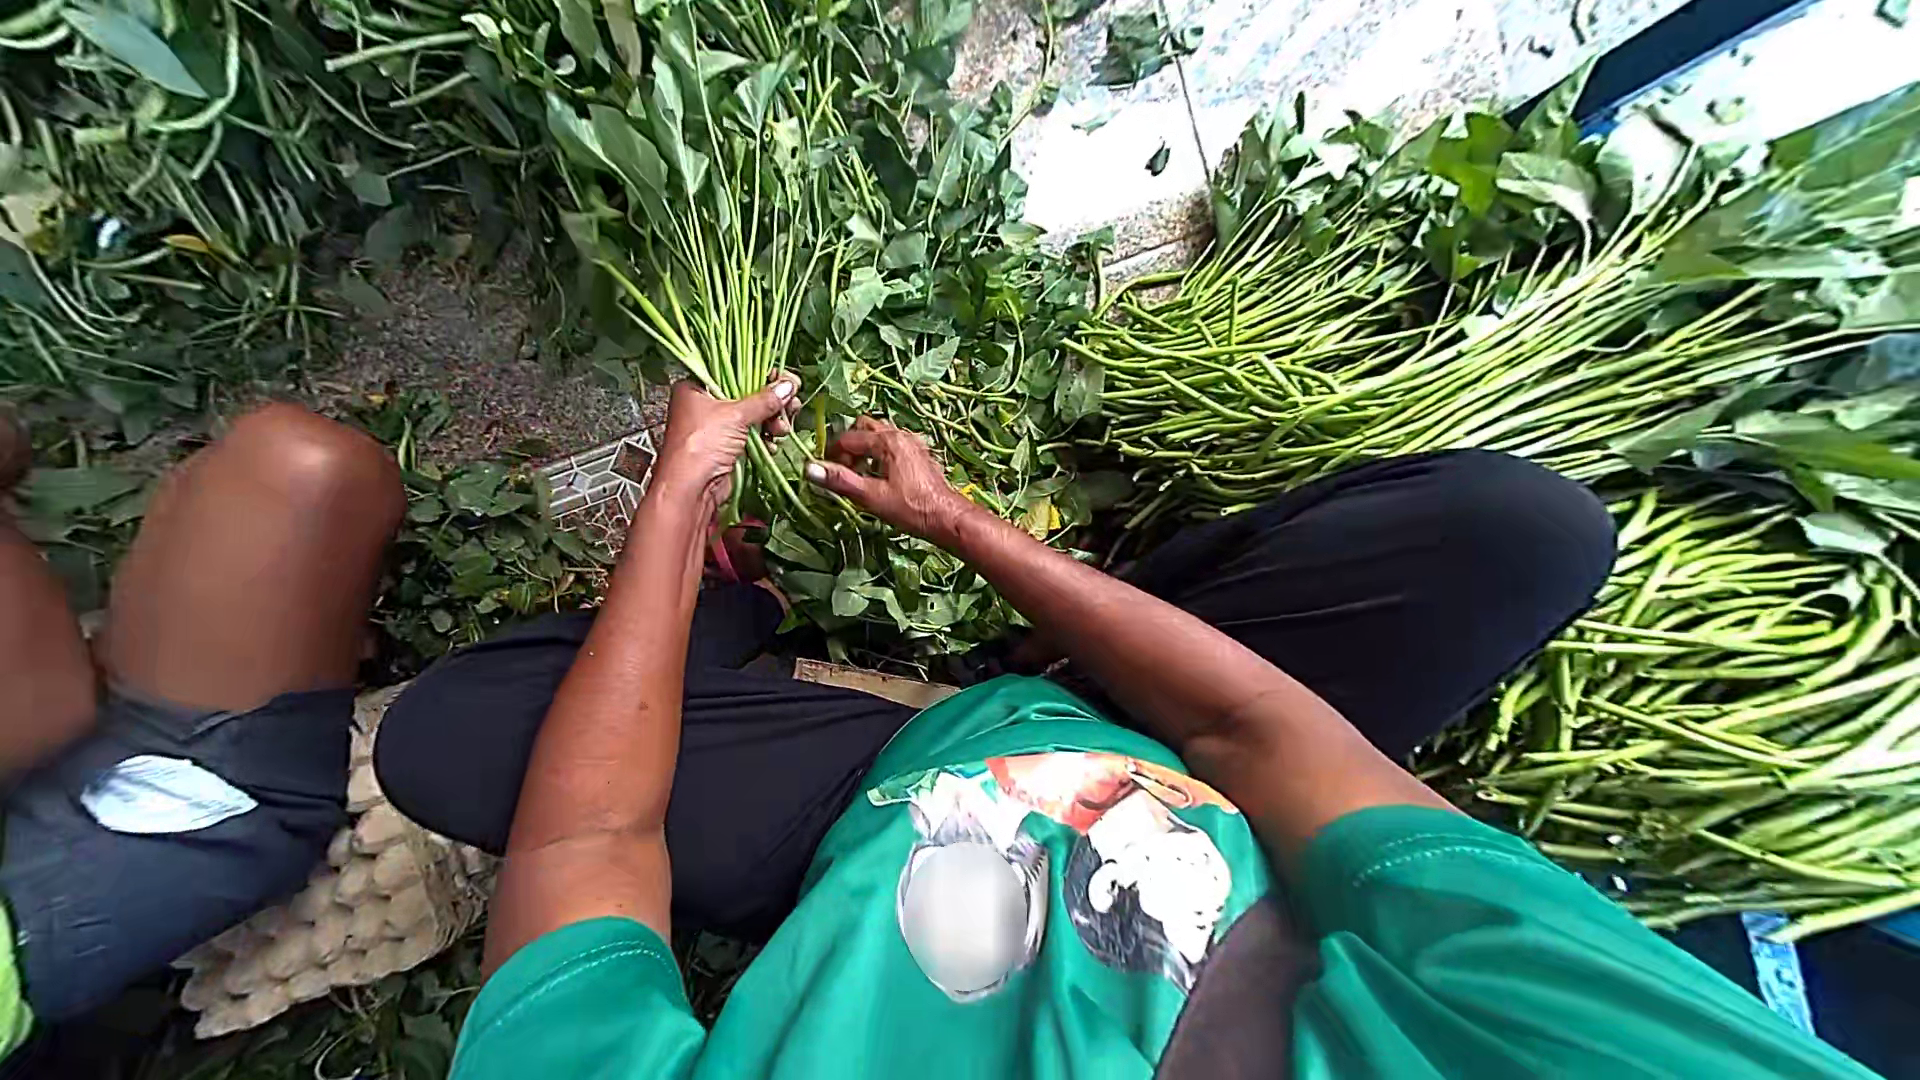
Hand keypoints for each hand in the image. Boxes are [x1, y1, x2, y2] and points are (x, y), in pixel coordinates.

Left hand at [651, 374, 799, 514]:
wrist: (691, 489)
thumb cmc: (700, 445)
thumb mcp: (735, 415)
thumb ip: (764, 400)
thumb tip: (788, 386)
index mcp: (698, 386)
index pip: (737, 370)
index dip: (763, 375)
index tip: (786, 382)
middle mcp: (706, 404)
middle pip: (749, 395)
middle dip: (773, 404)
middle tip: (791, 406)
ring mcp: (717, 426)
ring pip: (754, 417)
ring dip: (772, 422)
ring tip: (780, 430)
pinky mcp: (728, 446)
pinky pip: (753, 435)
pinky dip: (765, 438)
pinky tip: (772, 444)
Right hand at [803, 417, 980, 544]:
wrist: (946, 517)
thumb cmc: (911, 509)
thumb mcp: (871, 497)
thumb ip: (840, 481)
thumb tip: (810, 468)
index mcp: (887, 441)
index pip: (848, 438)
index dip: (832, 455)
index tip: (825, 472)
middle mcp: (901, 436)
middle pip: (865, 428)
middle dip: (849, 446)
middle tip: (843, 469)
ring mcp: (913, 444)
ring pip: (880, 435)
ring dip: (865, 449)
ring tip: (859, 474)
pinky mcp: (919, 455)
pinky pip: (893, 445)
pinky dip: (880, 454)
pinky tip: (879, 476)